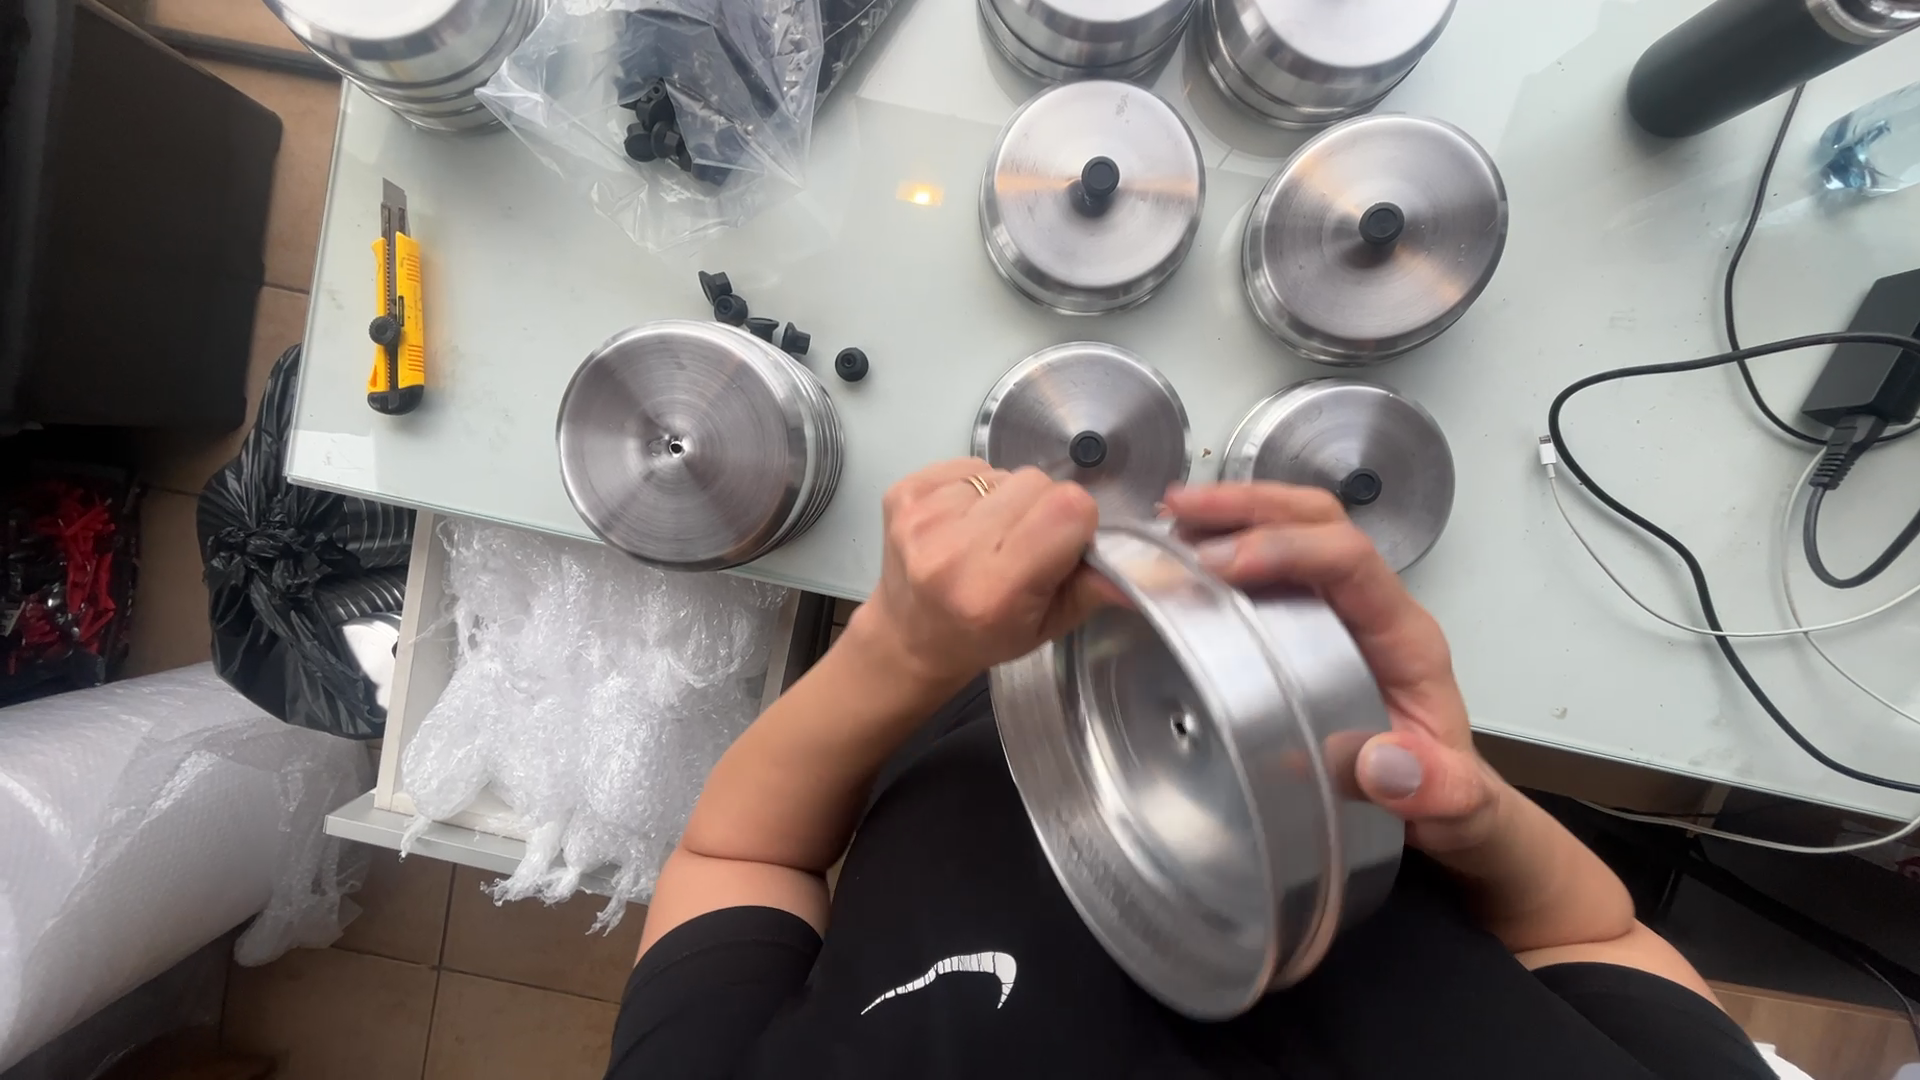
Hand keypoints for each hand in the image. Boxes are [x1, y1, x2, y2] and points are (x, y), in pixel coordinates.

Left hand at [844, 458, 1101, 696]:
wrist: (909, 636)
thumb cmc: (982, 636)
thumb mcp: (1046, 628)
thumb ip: (1093, 589)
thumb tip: (1144, 563)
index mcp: (994, 589)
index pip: (1068, 508)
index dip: (1078, 523)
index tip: (1064, 546)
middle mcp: (952, 551)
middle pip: (1036, 481)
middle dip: (1043, 508)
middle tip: (1025, 543)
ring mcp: (922, 518)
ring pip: (1003, 471)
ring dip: (1007, 499)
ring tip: (989, 536)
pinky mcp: (903, 493)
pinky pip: (969, 465)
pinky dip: (976, 488)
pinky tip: (964, 522)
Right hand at [1163, 483, 1502, 854]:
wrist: (1437, 794)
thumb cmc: (1439, 789)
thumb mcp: (1446, 802)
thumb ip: (1428, 788)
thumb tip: (1385, 765)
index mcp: (1401, 634)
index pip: (1350, 559)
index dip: (1283, 550)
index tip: (1218, 565)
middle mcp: (1370, 602)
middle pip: (1317, 518)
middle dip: (1247, 505)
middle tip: (1183, 509)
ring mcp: (1337, 602)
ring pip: (1292, 522)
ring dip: (1230, 510)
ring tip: (1171, 515)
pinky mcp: (1306, 612)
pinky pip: (1270, 554)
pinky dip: (1223, 538)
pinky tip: (1184, 547)